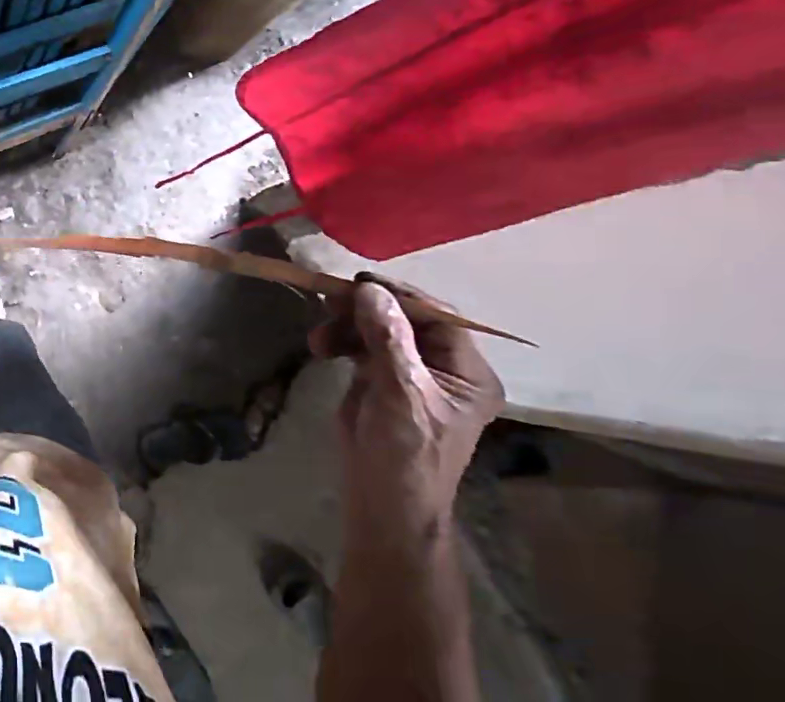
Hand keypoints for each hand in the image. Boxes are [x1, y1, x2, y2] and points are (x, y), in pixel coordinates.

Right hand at [311, 276, 502, 550]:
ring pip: (378, 329)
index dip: (399, 295)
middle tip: (328, 301)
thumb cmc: (404, 454)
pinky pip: (362, 346)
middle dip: (365, 310)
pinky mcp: (382, 381)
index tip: (359, 282)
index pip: (437, 316)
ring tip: (318, 338)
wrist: (382, 503)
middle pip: (404, 319)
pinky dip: (341, 341)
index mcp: (466, 371)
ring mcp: (411, 373)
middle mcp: (443, 367)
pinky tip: (322, 347)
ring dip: (346, 326)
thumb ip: (386, 338)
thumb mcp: (399, 393)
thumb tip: (370, 289)